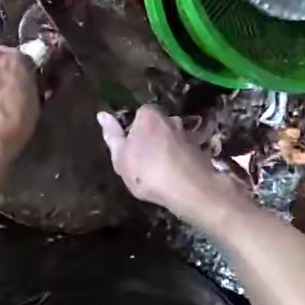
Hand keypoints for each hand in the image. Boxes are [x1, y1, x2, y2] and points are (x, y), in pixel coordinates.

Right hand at [98, 106, 245, 223]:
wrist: (189, 190)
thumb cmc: (147, 172)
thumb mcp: (120, 156)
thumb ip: (112, 134)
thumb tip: (102, 114)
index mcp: (149, 115)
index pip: (138, 115)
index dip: (133, 132)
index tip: (130, 150)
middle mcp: (171, 118)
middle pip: (157, 126)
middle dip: (151, 139)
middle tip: (143, 162)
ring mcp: (188, 133)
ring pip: (172, 139)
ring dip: (167, 150)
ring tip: (160, 172)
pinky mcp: (201, 149)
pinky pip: (184, 151)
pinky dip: (180, 159)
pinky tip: (175, 176)